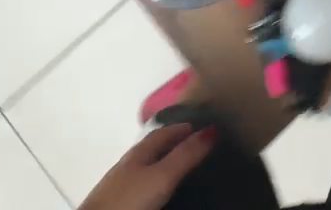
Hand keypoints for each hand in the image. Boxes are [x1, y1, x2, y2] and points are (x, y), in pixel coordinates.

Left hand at [78, 123, 214, 209]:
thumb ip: (186, 154)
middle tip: (199, 148)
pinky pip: (142, 185)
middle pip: (155, 148)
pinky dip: (156, 182)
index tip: (205, 127)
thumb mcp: (163, 176)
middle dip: (175, 144)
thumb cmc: (130, 200)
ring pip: (147, 167)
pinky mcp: (118, 203)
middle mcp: (129, 163)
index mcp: (139, 151)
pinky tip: (161, 193)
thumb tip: (212, 128)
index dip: (184, 127)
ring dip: (165, 164)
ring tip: (184, 170)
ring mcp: (121, 184)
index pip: (165, 131)